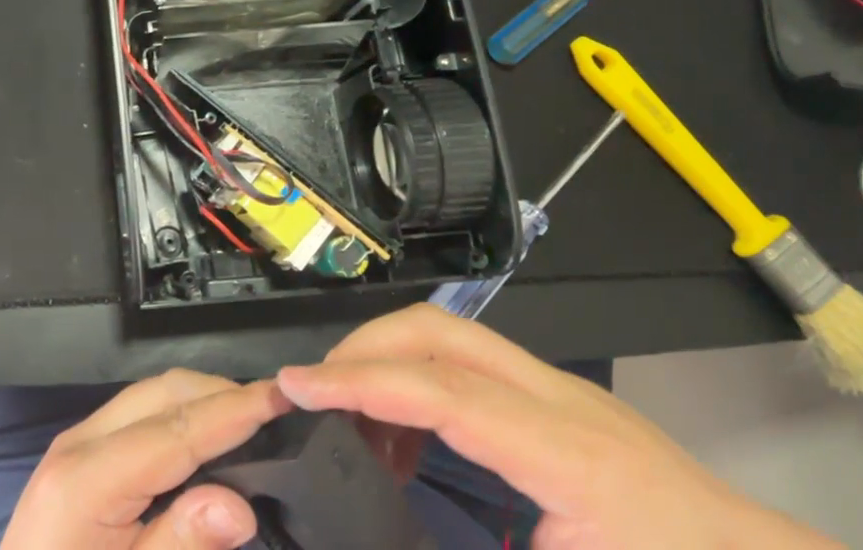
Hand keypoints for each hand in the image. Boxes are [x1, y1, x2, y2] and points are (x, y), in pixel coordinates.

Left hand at [1, 369, 292, 548]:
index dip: (233, 411)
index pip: (174, 430)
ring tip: (255, 421)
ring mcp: (74, 443)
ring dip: (203, 400)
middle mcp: (77, 445)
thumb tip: (238, 505)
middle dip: (222, 395)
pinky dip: (180, 415)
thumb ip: (180, 544)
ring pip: (150, 396)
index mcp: (86, 481)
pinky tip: (209, 438)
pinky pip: (138, 415)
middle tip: (279, 413)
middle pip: (161, 395)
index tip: (284, 397)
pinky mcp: (78, 453)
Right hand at [276, 305, 840, 549]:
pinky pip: (468, 367)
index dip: (360, 383)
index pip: (441, 390)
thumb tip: (376, 535)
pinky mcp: (561, 403)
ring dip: (386, 364)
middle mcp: (560, 404)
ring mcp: (562, 395)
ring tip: (352, 426)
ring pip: (450, 337)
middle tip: (312, 394)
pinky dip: (417, 386)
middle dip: (362, 349)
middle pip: (439, 332)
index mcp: (566, 457)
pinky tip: (407, 446)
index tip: (295, 387)